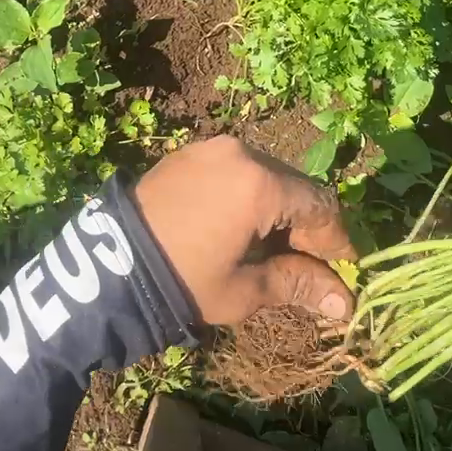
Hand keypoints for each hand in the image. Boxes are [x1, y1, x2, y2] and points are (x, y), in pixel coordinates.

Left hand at [134, 136, 355, 326]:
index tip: (343, 273)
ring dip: (277, 208)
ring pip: (266, 174)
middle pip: (295, 186)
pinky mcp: (190, 152)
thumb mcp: (243, 290)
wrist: (108, 264)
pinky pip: (235, 169)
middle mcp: (242, 152)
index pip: (320, 207)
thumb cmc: (182, 280)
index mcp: (260, 183)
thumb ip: (297, 285)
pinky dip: (248, 194)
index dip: (336, 242)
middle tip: (305, 266)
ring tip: (268, 250)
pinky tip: (238, 227)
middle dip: (306, 226)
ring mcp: (213, 147)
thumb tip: (343, 303)